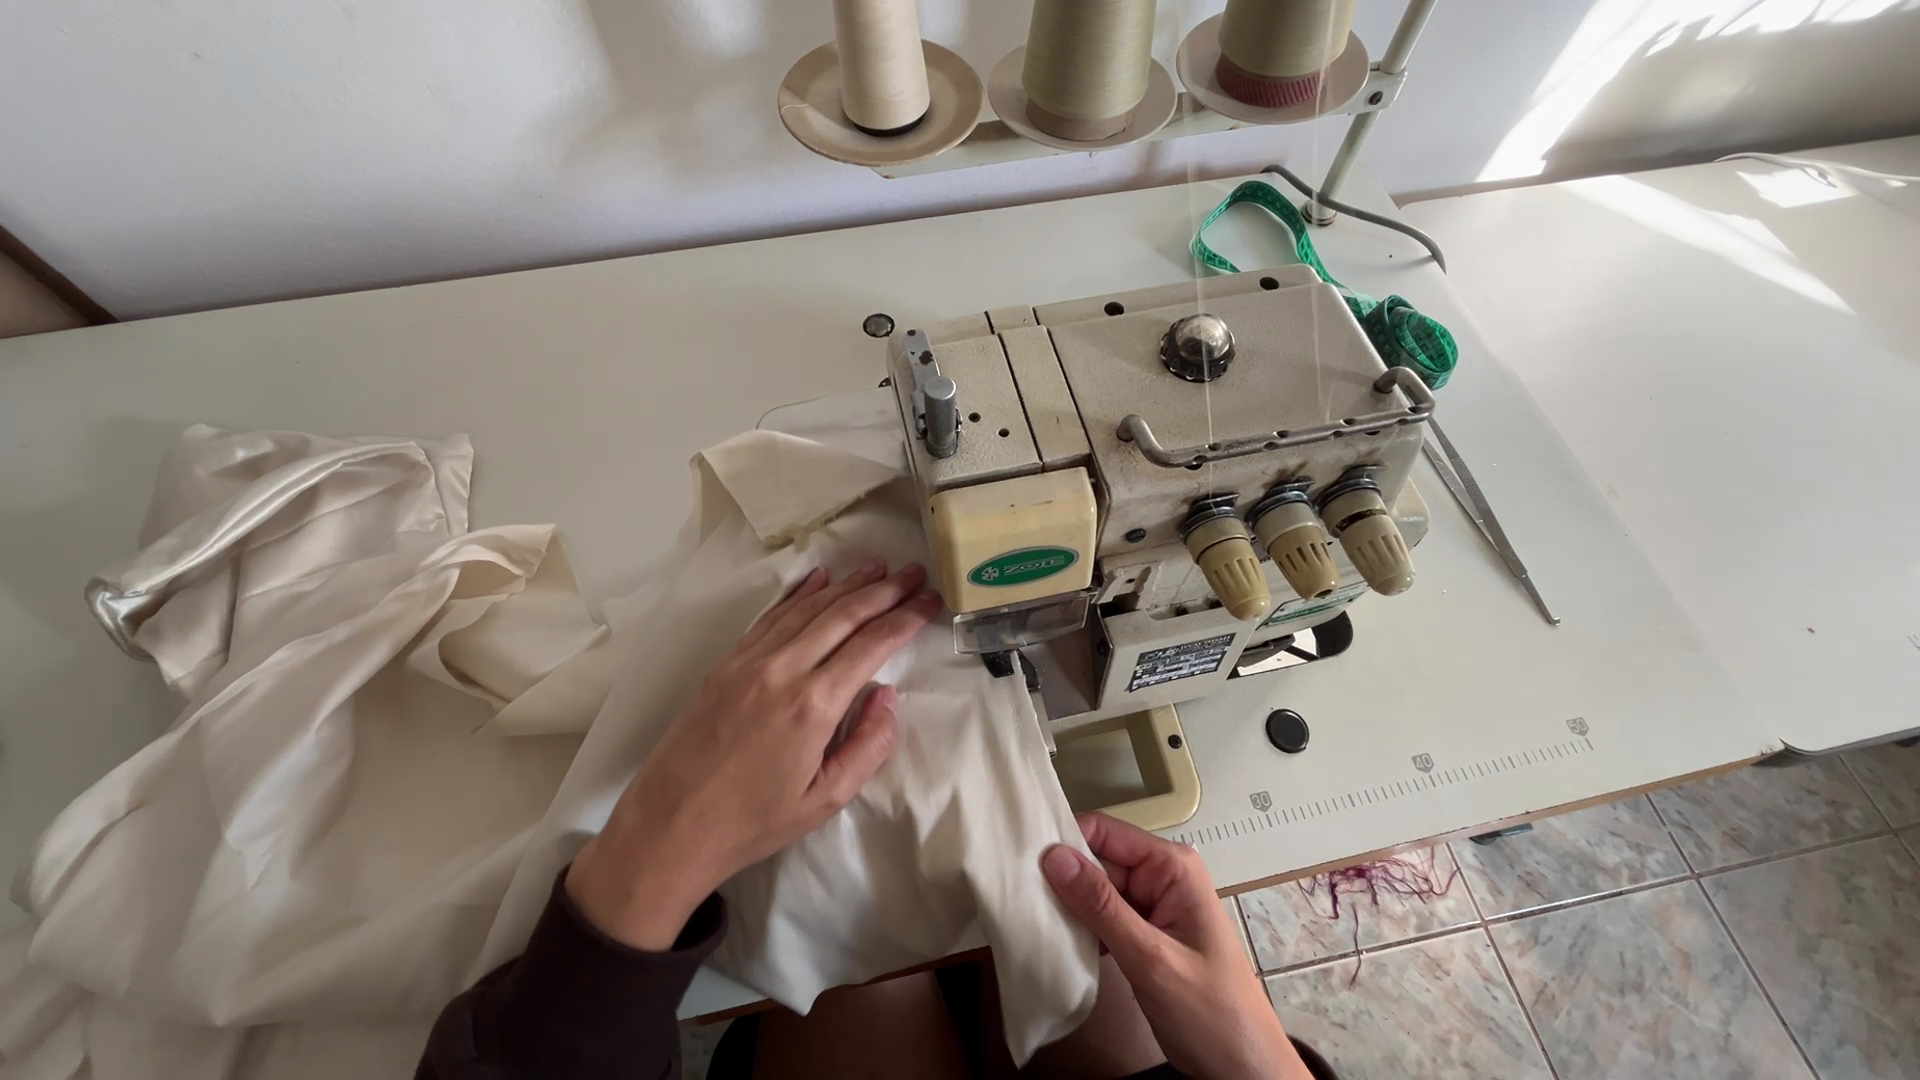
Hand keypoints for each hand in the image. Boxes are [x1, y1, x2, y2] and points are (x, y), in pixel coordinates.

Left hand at [568, 559, 941, 949]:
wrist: (669, 825)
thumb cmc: (753, 821)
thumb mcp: (826, 800)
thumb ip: (869, 746)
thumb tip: (887, 696)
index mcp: (814, 704)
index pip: (872, 644)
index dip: (906, 618)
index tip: (930, 600)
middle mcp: (783, 669)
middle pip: (844, 615)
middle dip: (884, 590)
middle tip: (914, 572)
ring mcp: (751, 660)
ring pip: (808, 608)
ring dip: (848, 585)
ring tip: (878, 567)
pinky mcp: (727, 662)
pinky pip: (772, 616)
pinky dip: (799, 594)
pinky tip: (819, 578)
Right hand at [1042, 813, 1310, 1079]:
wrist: (1244, 1070)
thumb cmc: (1211, 1013)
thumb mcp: (1151, 958)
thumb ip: (1101, 906)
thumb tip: (1053, 856)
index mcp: (1171, 866)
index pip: (1105, 831)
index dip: (1066, 841)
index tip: (1027, 863)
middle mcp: (1160, 875)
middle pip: (1096, 857)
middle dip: (1062, 876)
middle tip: (1022, 896)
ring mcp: (1151, 904)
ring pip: (1094, 888)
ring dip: (1068, 904)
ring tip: (1034, 917)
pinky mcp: (1142, 932)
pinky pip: (1101, 914)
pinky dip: (1081, 926)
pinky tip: (1059, 939)